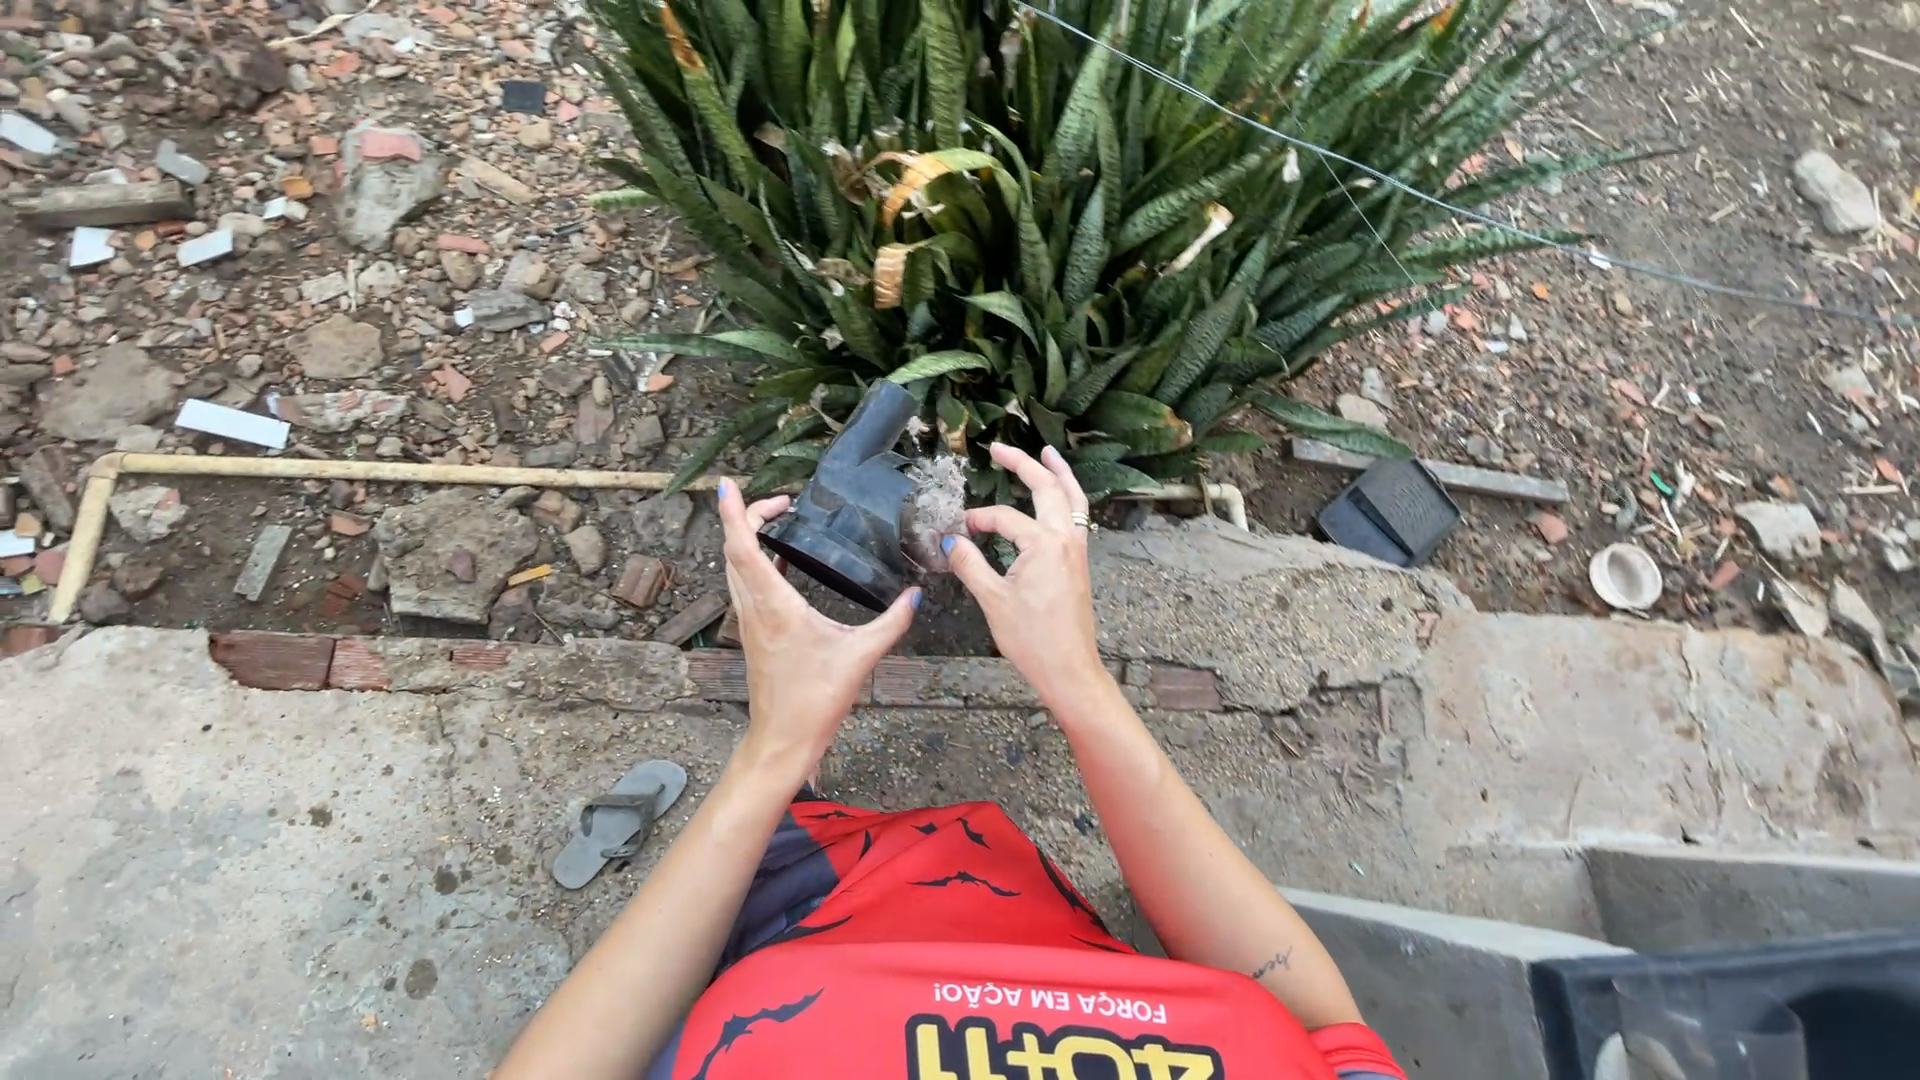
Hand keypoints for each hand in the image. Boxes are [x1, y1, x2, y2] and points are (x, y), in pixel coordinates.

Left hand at [717, 479, 918, 775]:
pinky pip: (744, 584)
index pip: (744, 548)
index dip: (736, 513)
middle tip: (781, 501)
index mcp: (775, 607)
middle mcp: (755, 608)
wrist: (784, 739)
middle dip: (747, 517)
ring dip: (746, 538)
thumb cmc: (816, 700)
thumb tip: (916, 594)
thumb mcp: (861, 656)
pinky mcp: (753, 632)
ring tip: (777, 521)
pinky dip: (753, 561)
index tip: (729, 485)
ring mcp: (749, 621)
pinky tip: (779, 562)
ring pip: (734, 567)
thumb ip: (892, 622)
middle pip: (734, 550)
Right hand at [942, 443, 1109, 708]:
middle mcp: (1066, 539)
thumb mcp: (992, 600)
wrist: (1069, 669)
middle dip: (1024, 464)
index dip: (978, 521)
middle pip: (1047, 488)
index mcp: (1043, 544)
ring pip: (1072, 498)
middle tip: (999, 448)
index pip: (1004, 518)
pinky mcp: (1080, 563)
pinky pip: (1077, 517)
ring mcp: (1078, 550)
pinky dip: (1068, 498)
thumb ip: (970, 564)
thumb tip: (950, 541)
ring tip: (1047, 453)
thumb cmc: (1032, 638)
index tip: (959, 531)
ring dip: (1058, 473)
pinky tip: (1058, 498)